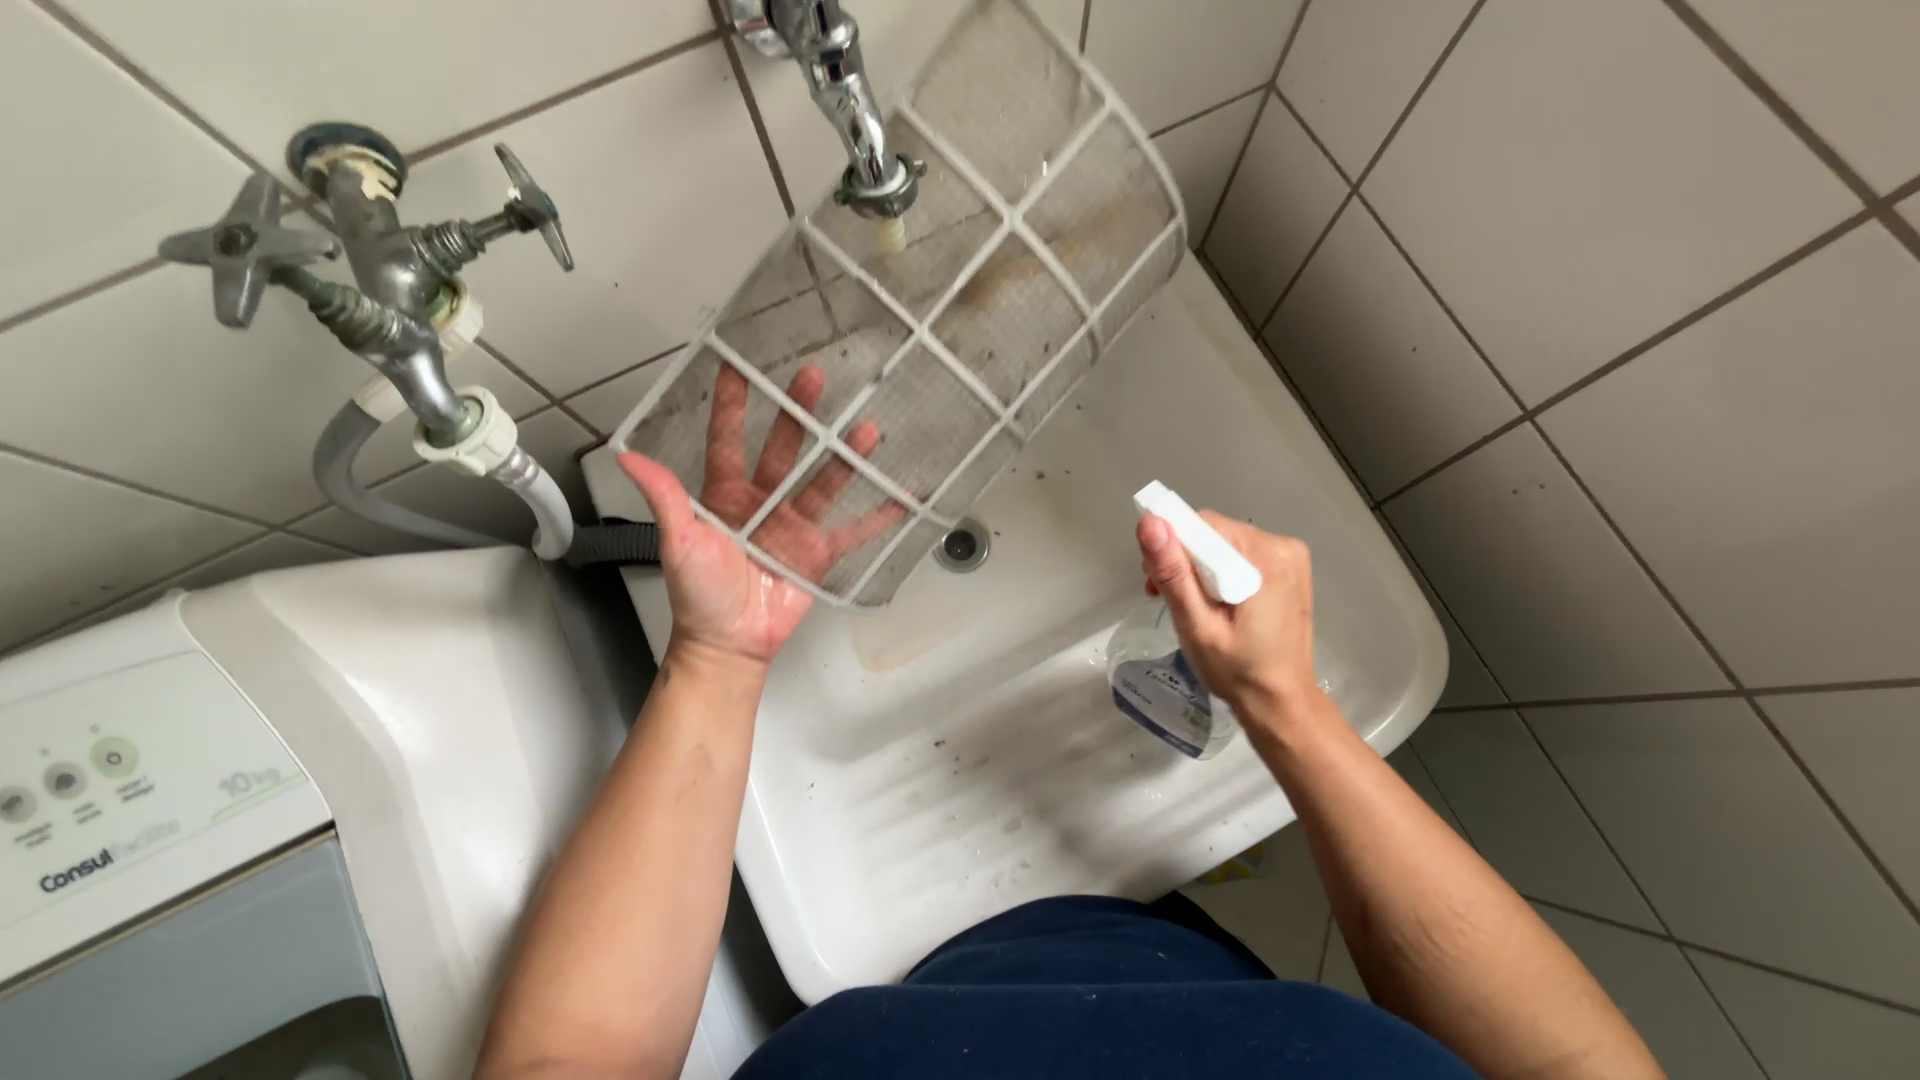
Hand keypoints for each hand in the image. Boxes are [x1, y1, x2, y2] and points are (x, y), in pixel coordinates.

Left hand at [619, 364, 902, 667]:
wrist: (730, 643)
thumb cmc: (698, 596)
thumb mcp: (678, 543)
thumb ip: (665, 499)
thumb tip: (628, 457)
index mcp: (724, 497)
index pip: (728, 441)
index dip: (732, 405)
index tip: (737, 367)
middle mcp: (762, 504)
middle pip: (784, 449)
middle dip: (798, 413)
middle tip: (813, 377)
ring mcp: (793, 526)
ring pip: (825, 482)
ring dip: (845, 457)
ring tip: (867, 430)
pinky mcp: (818, 552)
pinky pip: (854, 530)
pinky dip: (878, 516)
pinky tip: (900, 495)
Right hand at [1137, 512, 1317, 720]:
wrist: (1281, 703)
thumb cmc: (1237, 670)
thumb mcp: (1196, 625)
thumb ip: (1173, 574)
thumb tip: (1149, 524)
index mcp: (1265, 556)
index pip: (1204, 526)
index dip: (1172, 546)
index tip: (1155, 581)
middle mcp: (1284, 546)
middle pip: (1215, 534)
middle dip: (1184, 559)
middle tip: (1164, 597)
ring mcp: (1291, 558)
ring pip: (1225, 545)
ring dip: (1199, 568)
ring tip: (1187, 605)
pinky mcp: (1289, 571)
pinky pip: (1241, 557)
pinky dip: (1220, 574)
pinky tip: (1212, 603)